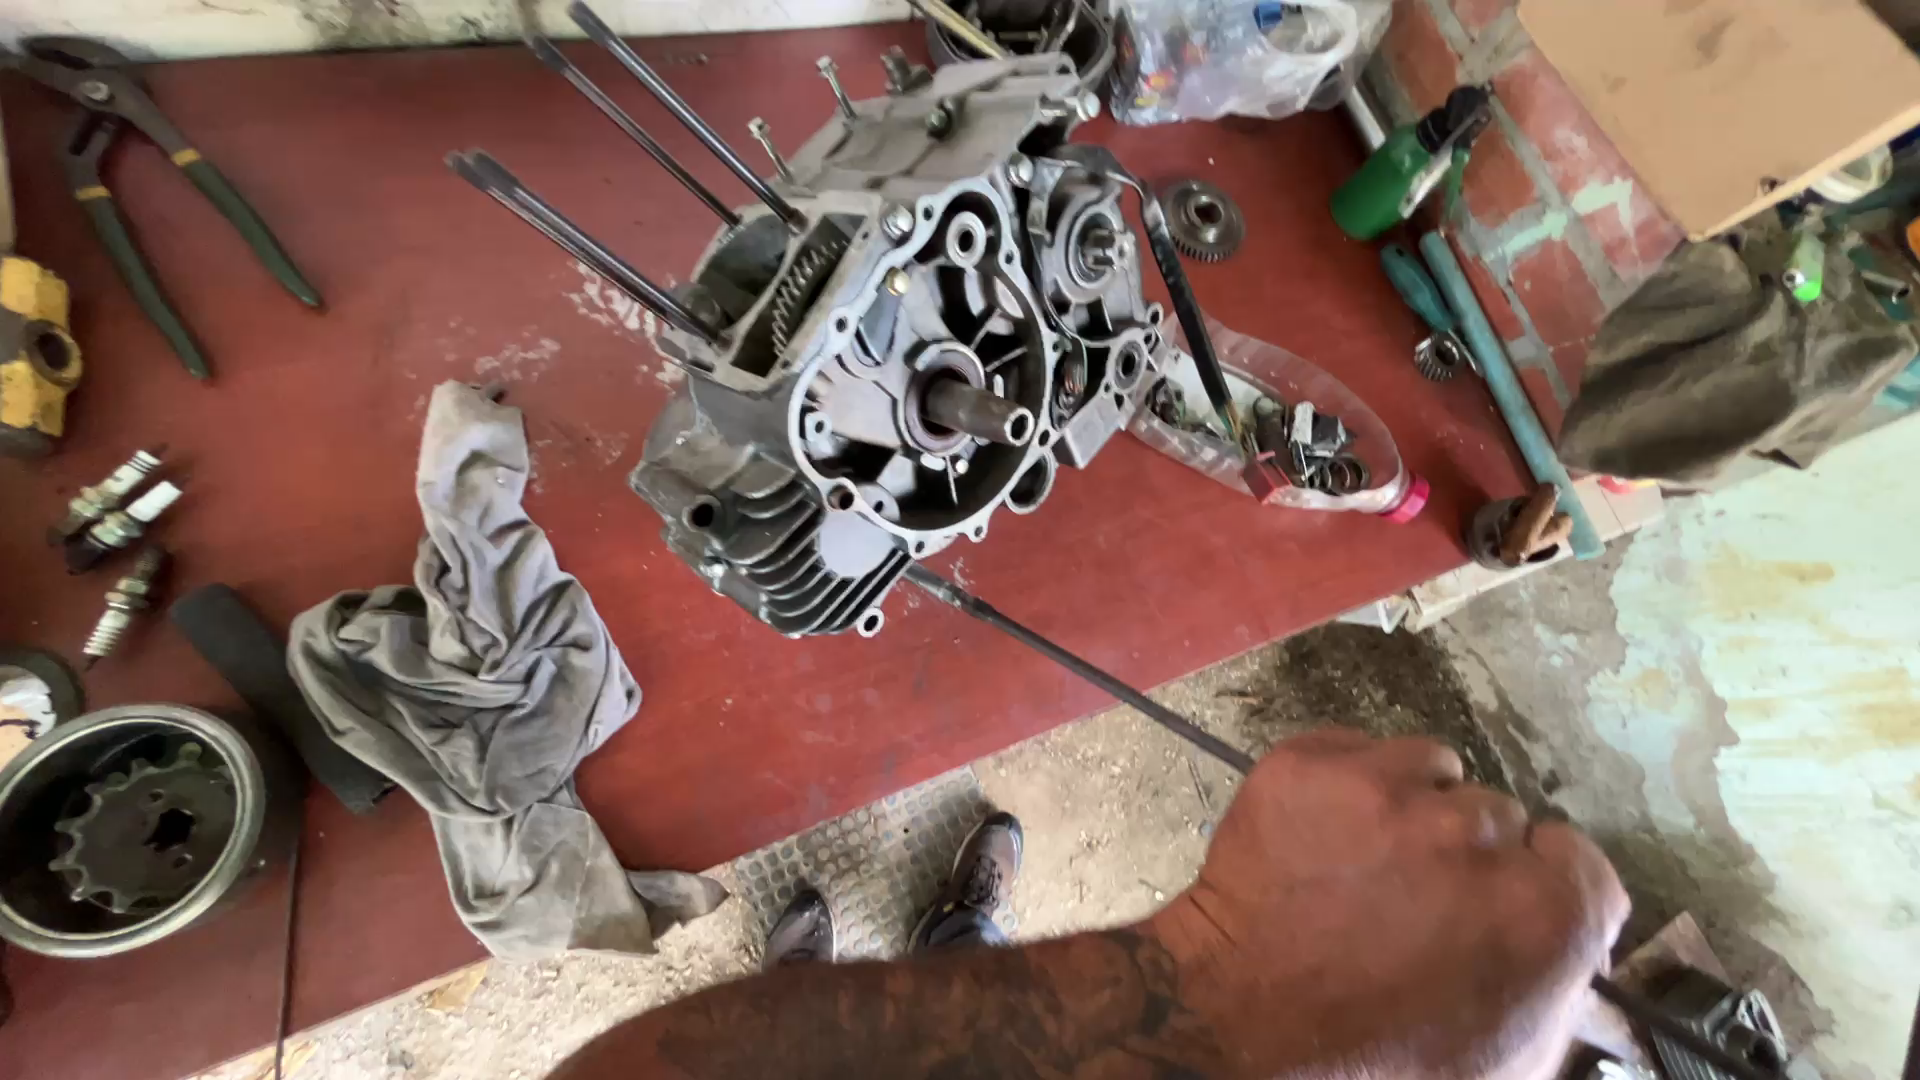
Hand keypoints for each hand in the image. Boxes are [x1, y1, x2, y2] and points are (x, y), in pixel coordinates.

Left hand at [1147, 730, 1628, 1079]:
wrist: (1245, 1012)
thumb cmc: (1381, 1057)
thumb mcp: (1509, 1056)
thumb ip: (1558, 979)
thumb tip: (1574, 936)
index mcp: (1539, 908)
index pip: (1576, 856)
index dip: (1538, 876)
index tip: (1502, 891)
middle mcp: (1464, 829)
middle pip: (1493, 810)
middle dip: (1467, 844)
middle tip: (1417, 882)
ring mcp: (1376, 786)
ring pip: (1425, 764)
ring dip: (1410, 797)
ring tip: (1368, 846)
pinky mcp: (1305, 761)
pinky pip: (1352, 746)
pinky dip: (1346, 776)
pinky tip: (1323, 822)